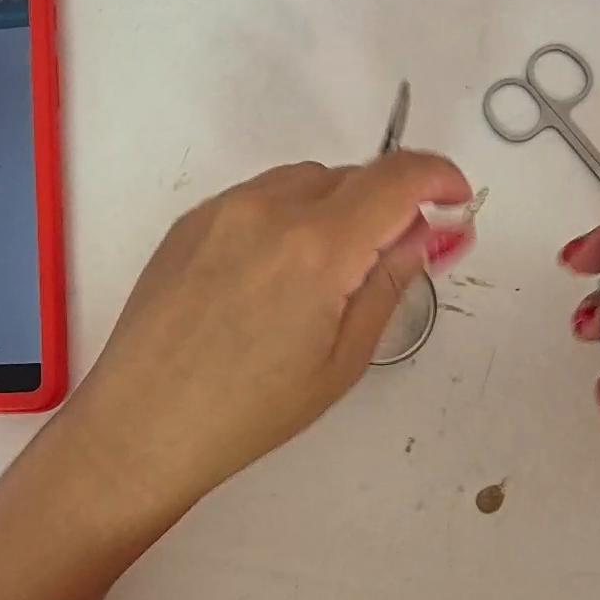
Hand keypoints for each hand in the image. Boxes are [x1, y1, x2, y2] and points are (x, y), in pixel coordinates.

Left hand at [58, 154, 475, 508]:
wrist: (143, 423)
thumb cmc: (249, 410)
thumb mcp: (342, 359)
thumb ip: (390, 282)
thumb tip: (432, 232)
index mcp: (316, 245)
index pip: (398, 178)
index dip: (440, 178)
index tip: (456, 200)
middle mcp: (267, 208)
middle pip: (351, 176)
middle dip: (387, 205)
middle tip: (393, 257)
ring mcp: (221, 209)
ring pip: (304, 182)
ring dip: (335, 208)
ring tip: (326, 274)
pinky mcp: (190, 221)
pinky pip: (258, 197)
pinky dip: (287, 216)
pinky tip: (274, 274)